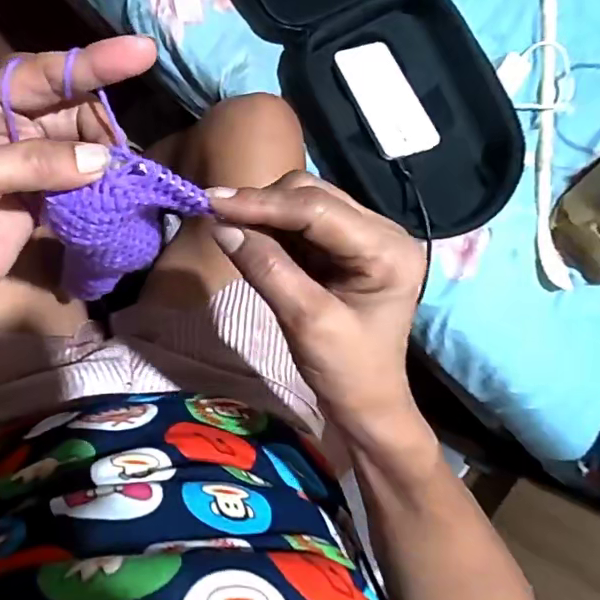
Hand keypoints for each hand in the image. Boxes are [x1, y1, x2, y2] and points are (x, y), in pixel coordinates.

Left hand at [0, 37, 158, 334]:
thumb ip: (31, 163)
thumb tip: (102, 160)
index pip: (43, 73)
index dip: (94, 62)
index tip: (144, 52)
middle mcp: (6, 123)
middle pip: (70, 106)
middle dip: (100, 122)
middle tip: (120, 155)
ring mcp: (26, 162)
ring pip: (81, 143)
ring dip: (105, 157)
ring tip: (122, 177)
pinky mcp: (41, 199)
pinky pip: (81, 181)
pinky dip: (101, 185)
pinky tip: (116, 192)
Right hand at [207, 172, 430, 441]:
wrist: (366, 404)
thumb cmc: (346, 370)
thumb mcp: (305, 321)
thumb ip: (266, 269)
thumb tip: (220, 226)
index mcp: (387, 250)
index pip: (316, 209)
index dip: (261, 203)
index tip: (212, 203)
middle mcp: (380, 232)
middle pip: (311, 195)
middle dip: (262, 203)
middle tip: (216, 217)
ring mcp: (361, 237)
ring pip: (302, 202)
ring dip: (263, 211)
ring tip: (228, 225)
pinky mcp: (341, 246)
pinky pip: (298, 221)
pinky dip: (269, 224)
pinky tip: (247, 235)